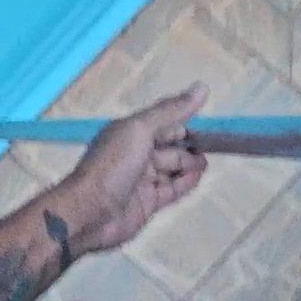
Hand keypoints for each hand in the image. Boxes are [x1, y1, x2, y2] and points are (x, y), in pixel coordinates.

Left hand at [53, 83, 209, 254]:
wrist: (88, 212)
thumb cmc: (112, 166)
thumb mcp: (139, 130)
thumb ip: (169, 111)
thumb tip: (202, 87)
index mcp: (127, 134)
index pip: (160, 124)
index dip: (181, 122)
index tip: (205, 122)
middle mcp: (133, 155)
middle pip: (167, 147)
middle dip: (188, 145)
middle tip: (212, 146)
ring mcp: (140, 181)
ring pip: (171, 168)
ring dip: (189, 164)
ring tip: (205, 163)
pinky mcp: (147, 203)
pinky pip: (171, 190)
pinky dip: (186, 182)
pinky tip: (199, 176)